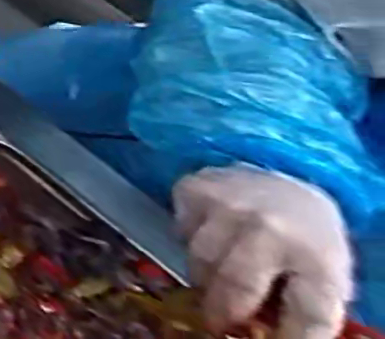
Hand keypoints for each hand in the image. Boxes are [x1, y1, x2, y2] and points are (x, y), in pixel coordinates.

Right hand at [173, 166, 353, 338]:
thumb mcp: (324, 273)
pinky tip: (203, 241)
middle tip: (214, 323)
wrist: (285, 181)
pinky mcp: (192, 189)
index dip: (291, 337)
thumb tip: (264, 329)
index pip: (308, 313)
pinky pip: (180, 227)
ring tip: (206, 284)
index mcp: (320, 262)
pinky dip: (188, 241)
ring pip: (199, 255)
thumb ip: (300, 300)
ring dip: (201, 276)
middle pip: (238, 281)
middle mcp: (270, 232)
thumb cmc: (310, 240)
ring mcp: (225, 206)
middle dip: (222, 308)